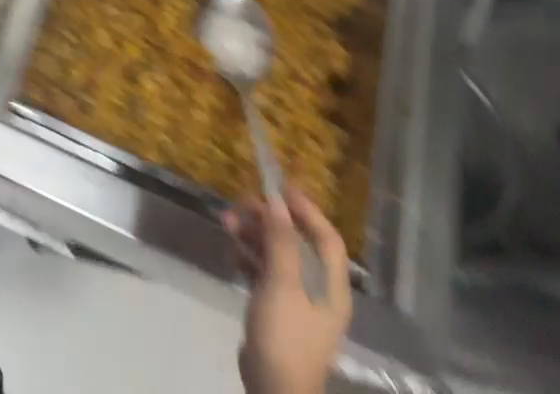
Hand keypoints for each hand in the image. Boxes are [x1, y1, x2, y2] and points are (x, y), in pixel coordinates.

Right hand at [222, 187, 352, 393]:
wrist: (276, 391)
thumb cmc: (285, 337)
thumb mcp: (282, 286)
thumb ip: (282, 244)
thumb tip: (278, 204)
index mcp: (332, 287)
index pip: (326, 239)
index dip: (306, 210)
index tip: (280, 186)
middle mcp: (319, 290)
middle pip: (298, 244)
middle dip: (271, 221)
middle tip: (240, 204)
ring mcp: (296, 302)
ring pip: (278, 257)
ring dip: (255, 237)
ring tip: (227, 223)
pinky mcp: (276, 311)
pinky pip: (265, 274)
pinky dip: (249, 258)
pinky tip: (231, 251)